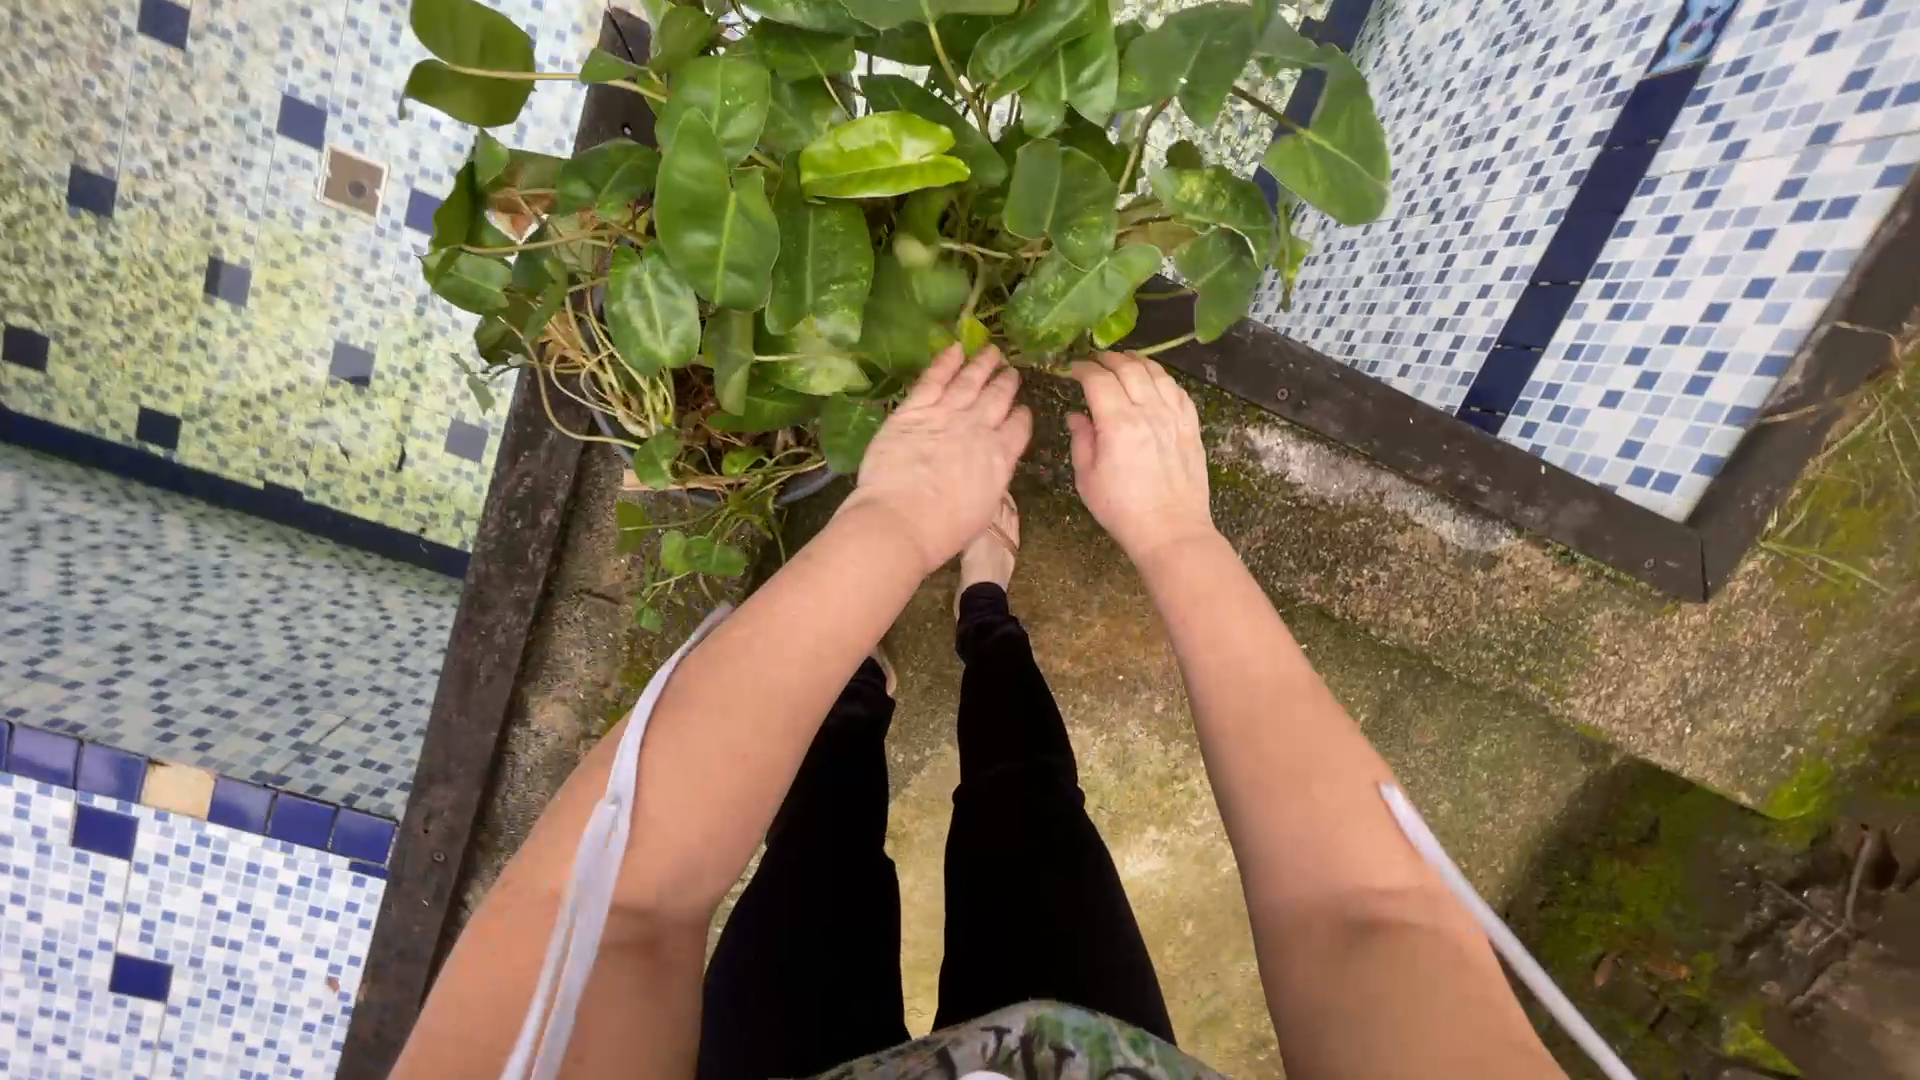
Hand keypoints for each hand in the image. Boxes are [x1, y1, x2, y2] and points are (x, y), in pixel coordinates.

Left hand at [840, 344, 1031, 574]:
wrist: (903, 519)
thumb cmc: (943, 530)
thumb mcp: (984, 509)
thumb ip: (991, 481)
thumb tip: (990, 471)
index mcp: (1000, 458)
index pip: (1018, 427)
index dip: (1021, 415)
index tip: (1022, 409)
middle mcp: (978, 429)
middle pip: (997, 397)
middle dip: (1005, 382)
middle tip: (1010, 370)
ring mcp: (946, 415)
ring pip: (969, 381)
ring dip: (982, 364)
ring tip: (991, 350)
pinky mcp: (914, 409)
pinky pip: (934, 378)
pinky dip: (946, 361)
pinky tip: (955, 349)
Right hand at [1067, 352, 1216, 565]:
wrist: (1170, 530)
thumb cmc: (1122, 510)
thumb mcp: (1087, 478)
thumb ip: (1081, 440)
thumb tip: (1077, 415)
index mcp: (1118, 424)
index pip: (1098, 380)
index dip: (1083, 369)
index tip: (1072, 368)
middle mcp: (1149, 412)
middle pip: (1129, 368)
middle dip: (1108, 359)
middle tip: (1094, 360)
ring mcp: (1174, 417)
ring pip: (1157, 374)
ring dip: (1137, 362)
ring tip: (1123, 361)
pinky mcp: (1191, 427)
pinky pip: (1178, 391)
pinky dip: (1163, 379)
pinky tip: (1154, 381)